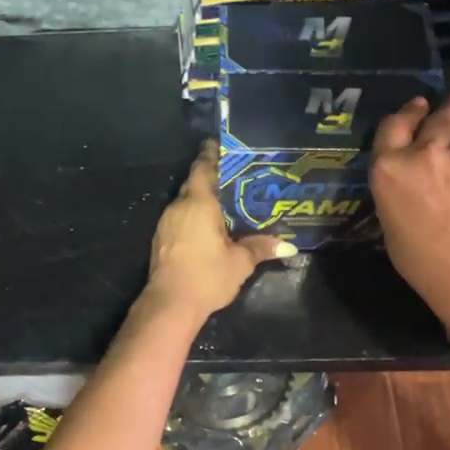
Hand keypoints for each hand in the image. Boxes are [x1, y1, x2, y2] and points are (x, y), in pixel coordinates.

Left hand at [143, 141, 292, 319]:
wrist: (169, 304)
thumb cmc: (206, 277)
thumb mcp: (239, 262)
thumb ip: (260, 248)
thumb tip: (287, 245)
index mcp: (198, 204)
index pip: (203, 169)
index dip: (211, 156)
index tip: (218, 145)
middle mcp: (179, 207)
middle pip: (193, 183)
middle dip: (209, 177)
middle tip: (231, 174)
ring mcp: (166, 223)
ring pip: (185, 201)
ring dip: (201, 199)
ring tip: (224, 200)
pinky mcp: (161, 239)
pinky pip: (179, 217)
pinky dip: (192, 215)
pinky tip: (207, 225)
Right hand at [370, 71, 449, 308]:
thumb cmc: (419, 258)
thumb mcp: (389, 218)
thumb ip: (397, 186)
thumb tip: (410, 175)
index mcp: (388, 167)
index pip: (392, 127)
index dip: (404, 115)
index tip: (412, 109)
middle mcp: (420, 152)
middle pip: (428, 121)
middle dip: (433, 111)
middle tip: (439, 106)